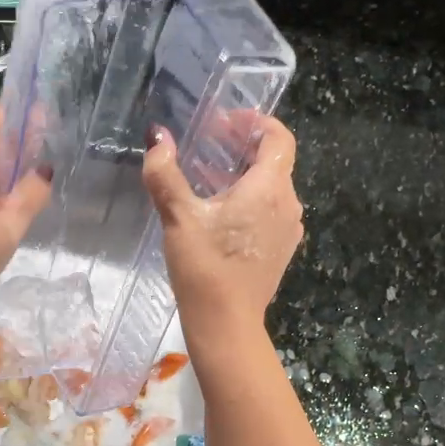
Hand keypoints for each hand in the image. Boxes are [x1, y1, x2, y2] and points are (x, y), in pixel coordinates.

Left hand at [0, 106, 53, 316]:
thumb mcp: (10, 225)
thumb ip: (31, 195)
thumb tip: (46, 169)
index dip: (9, 111)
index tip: (31, 97)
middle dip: (19, 130)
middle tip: (47, 117)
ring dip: (16, 153)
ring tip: (42, 143)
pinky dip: (11, 176)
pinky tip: (26, 182)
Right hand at [142, 114, 302, 334]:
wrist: (226, 323)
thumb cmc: (204, 266)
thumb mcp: (179, 216)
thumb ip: (165, 173)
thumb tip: (157, 137)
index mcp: (269, 187)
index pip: (278, 137)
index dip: (255, 122)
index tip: (226, 122)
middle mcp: (287, 204)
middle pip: (274, 162)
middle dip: (243, 147)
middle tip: (209, 145)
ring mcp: (287, 230)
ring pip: (271, 189)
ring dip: (244, 176)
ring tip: (208, 178)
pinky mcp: (280, 251)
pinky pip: (268, 213)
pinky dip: (248, 202)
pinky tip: (219, 215)